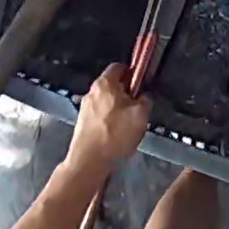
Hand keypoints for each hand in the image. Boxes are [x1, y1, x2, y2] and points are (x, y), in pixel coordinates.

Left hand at [65, 63, 150, 178]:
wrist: (89, 161)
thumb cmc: (115, 134)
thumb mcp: (141, 115)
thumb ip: (145, 100)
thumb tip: (143, 97)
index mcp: (104, 83)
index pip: (119, 67)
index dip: (132, 73)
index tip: (141, 84)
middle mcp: (92, 92)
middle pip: (113, 85)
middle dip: (127, 94)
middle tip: (138, 108)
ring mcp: (85, 108)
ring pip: (107, 102)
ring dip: (118, 109)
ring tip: (128, 125)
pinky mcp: (82, 123)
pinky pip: (100, 116)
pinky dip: (109, 121)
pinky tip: (117, 136)